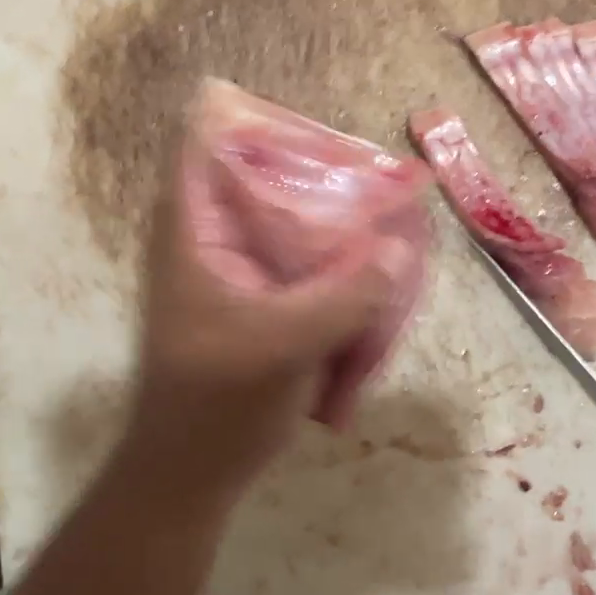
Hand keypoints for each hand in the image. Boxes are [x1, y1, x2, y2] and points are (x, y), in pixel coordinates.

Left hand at [132, 135, 411, 496]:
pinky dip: (340, 258)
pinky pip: (308, 257)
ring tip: (389, 214)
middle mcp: (214, 234)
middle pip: (265, 173)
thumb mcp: (283, 346)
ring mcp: (241, 266)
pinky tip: (378, 268)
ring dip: (337, 219)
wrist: (194, 476)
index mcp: (195, 228)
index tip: (322, 129)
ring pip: (293, 218)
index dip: (260, 118)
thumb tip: (401, 251)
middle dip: (321, 172)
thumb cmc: (217, 405)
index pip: (208, 139)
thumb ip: (345, 296)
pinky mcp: (266, 297)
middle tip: (378, 174)